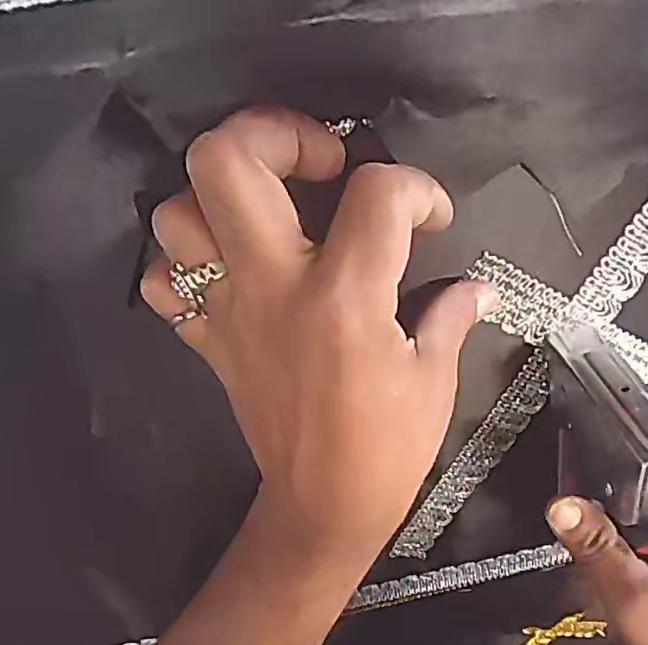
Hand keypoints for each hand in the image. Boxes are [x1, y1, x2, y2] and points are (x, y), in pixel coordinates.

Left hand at [140, 107, 497, 555]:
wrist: (323, 508)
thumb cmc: (385, 451)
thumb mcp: (433, 381)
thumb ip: (450, 316)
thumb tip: (479, 287)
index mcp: (344, 299)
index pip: (376, 192)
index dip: (416, 190)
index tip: (428, 219)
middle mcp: (274, 291)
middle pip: (227, 160)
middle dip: (275, 134)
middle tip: (318, 168)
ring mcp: (231, 315)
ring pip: (178, 213)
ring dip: (219, 198)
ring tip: (269, 216)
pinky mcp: (210, 344)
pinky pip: (168, 285)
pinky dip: (186, 266)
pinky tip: (230, 273)